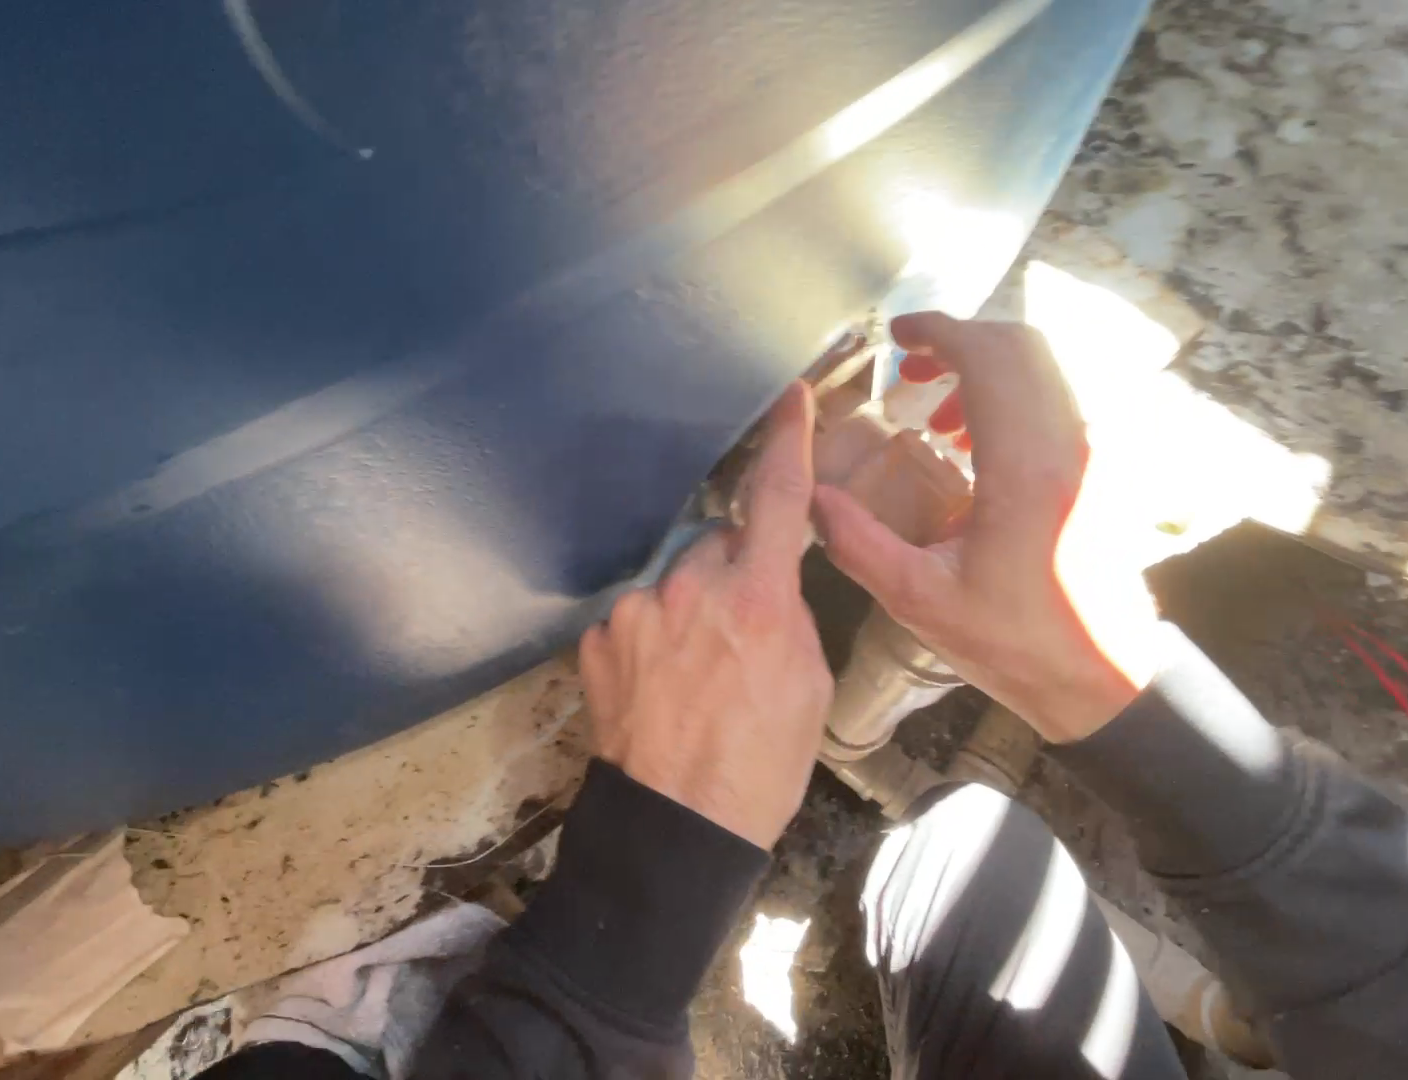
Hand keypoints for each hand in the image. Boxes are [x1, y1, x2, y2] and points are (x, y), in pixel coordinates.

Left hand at [579, 381, 832, 848]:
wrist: (677, 828)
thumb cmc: (760, 766)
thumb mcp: (808, 688)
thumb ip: (788, 616)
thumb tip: (766, 585)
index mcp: (756, 602)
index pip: (776, 499)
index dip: (788, 442)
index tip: (790, 399)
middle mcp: (690, 591)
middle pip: (717, 544)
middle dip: (731, 570)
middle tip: (738, 632)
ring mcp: (636, 612)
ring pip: (674, 581)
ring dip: (687, 607)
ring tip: (695, 672)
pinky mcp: (599, 637)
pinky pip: (636, 613)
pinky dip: (651, 635)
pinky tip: (658, 683)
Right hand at [812, 314, 1164, 742]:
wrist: (1105, 677)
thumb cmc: (1015, 642)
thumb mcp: (918, 600)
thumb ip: (856, 542)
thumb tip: (809, 496)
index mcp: (1026, 469)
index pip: (991, 360)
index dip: (941, 332)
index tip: (898, 336)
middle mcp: (1072, 445)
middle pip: (1023, 347)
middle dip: (961, 341)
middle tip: (908, 365)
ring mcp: (1096, 454)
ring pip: (1045, 369)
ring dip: (985, 369)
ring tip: (929, 411)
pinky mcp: (1103, 470)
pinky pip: (1055, 401)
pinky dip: (1008, 398)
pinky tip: (968, 445)